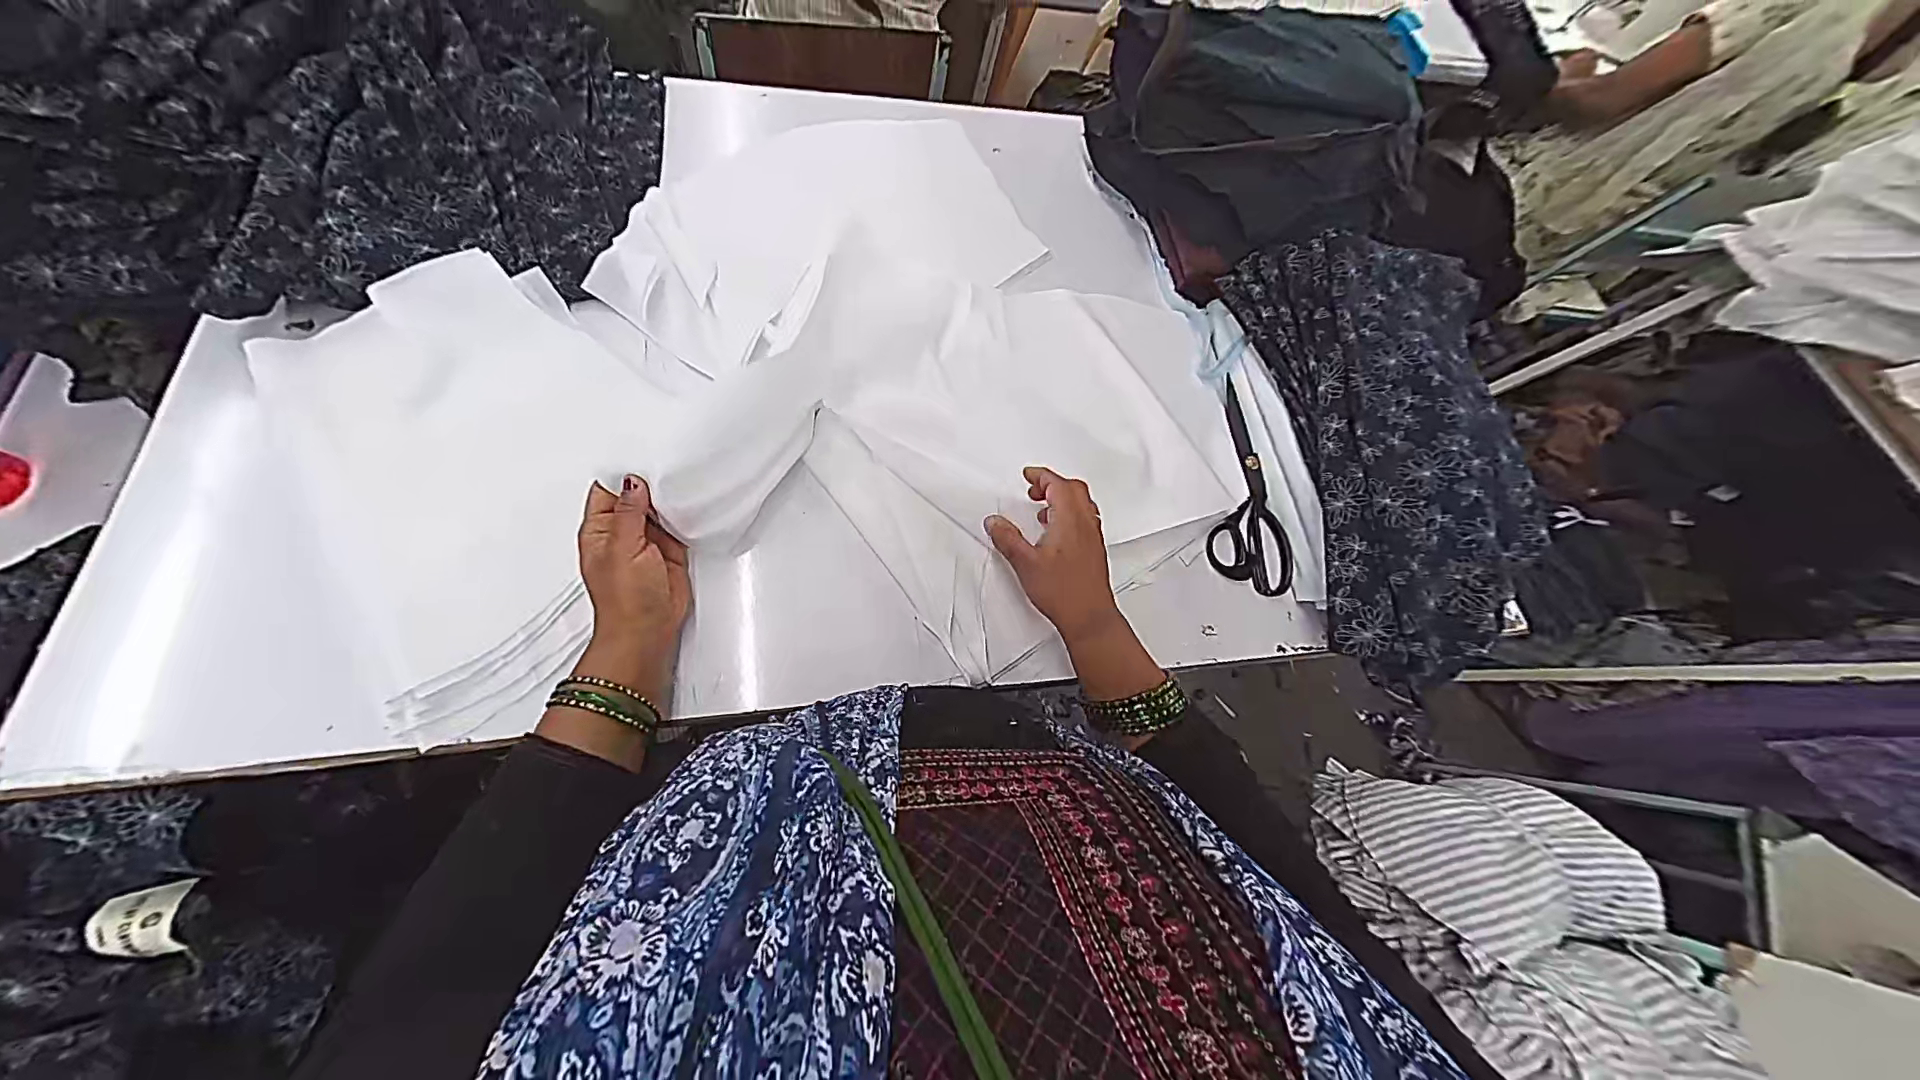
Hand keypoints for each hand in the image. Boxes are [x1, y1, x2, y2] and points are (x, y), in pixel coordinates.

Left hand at [574, 475, 690, 706]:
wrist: (648, 629)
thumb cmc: (625, 600)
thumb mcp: (622, 548)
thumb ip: (630, 513)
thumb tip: (633, 483)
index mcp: (600, 528)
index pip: (608, 489)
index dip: (623, 473)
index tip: (641, 457)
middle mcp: (623, 532)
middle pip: (636, 495)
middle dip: (650, 482)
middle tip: (667, 466)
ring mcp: (647, 540)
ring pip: (658, 508)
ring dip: (669, 499)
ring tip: (682, 481)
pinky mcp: (670, 549)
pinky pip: (678, 524)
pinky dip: (685, 515)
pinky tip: (691, 505)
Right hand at [985, 467, 1164, 707]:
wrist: (1088, 616)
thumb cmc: (1065, 592)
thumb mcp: (1024, 563)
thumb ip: (1007, 538)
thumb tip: (996, 522)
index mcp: (1070, 519)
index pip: (1058, 485)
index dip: (1041, 476)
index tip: (1029, 475)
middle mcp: (1085, 524)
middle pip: (1073, 489)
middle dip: (1052, 483)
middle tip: (1034, 487)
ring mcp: (1092, 536)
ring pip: (1081, 503)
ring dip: (1061, 498)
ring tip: (1041, 508)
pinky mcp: (1094, 549)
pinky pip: (1084, 519)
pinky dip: (1069, 514)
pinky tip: (1054, 531)